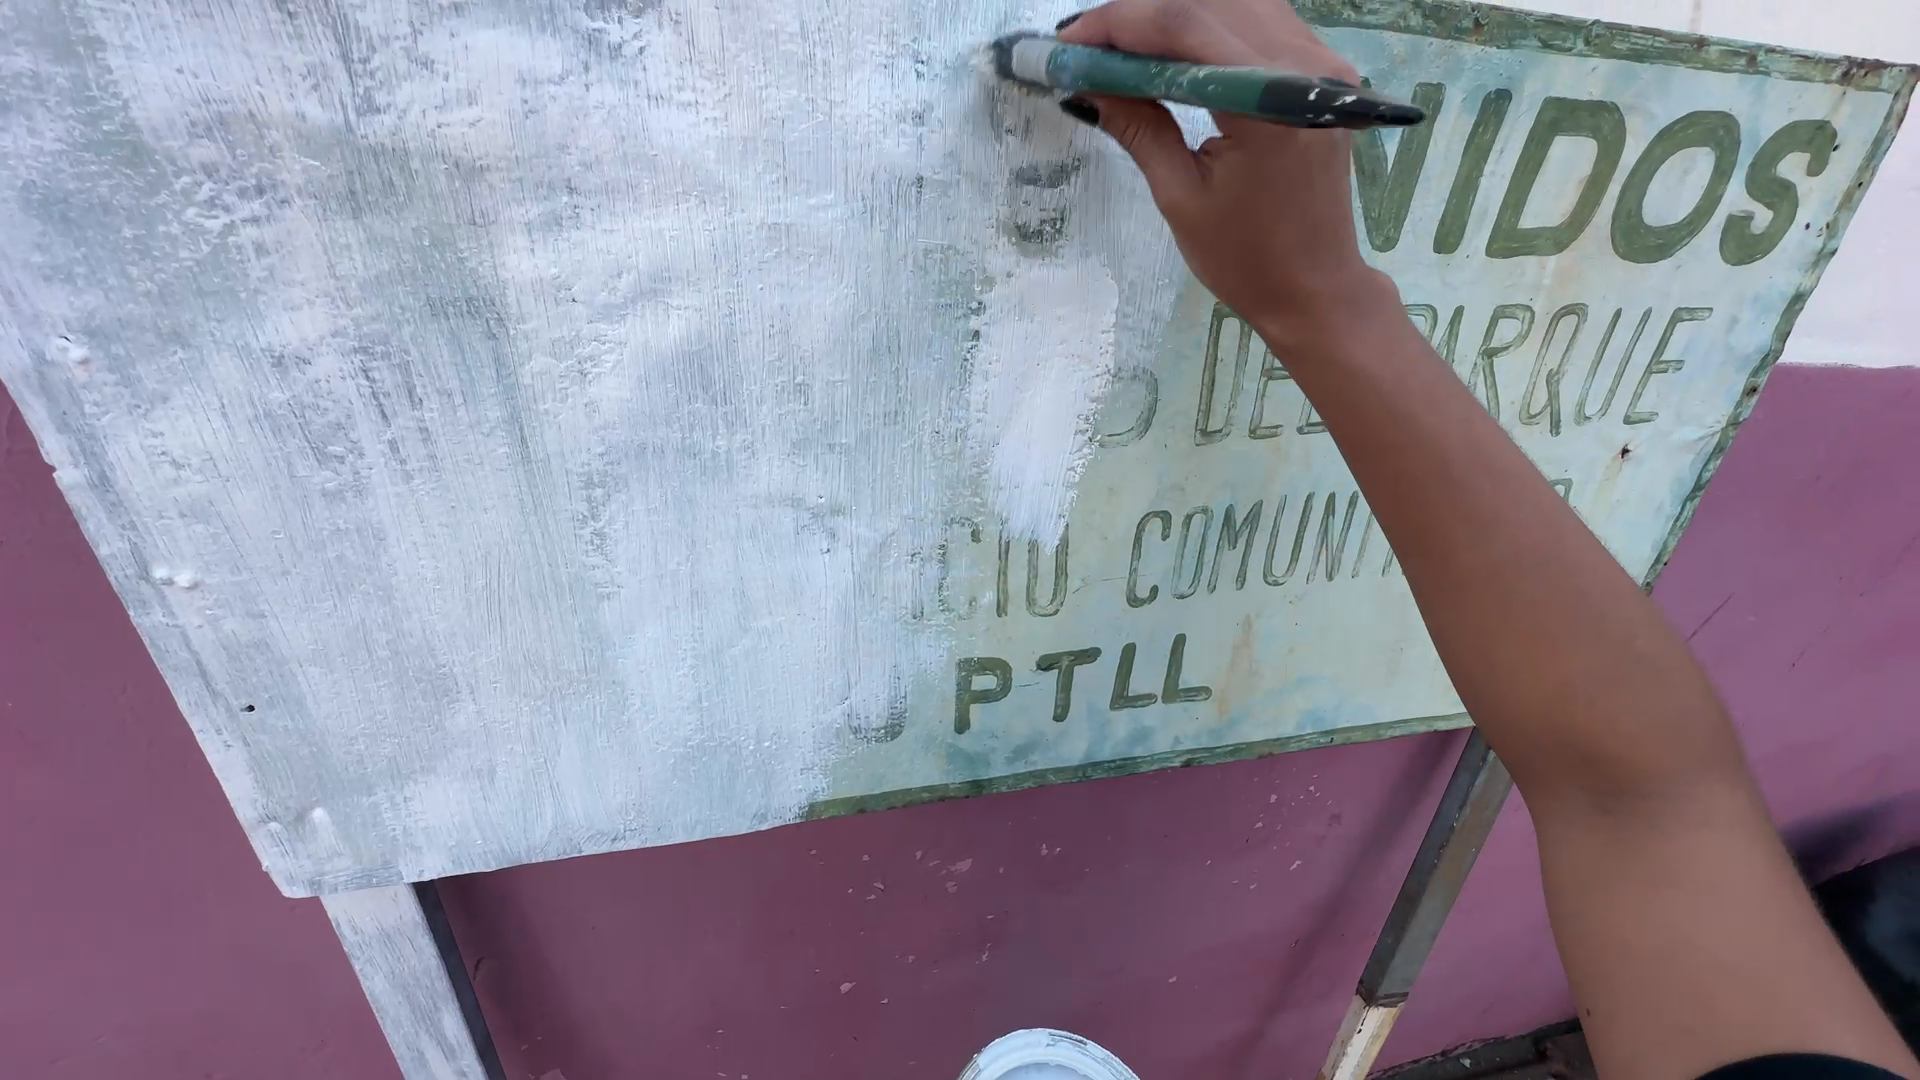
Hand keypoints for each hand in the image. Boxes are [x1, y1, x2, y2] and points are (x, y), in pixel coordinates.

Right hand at [1055, 0, 1387, 349]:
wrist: (1312, 287)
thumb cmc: (1243, 260)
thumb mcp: (1179, 198)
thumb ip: (1139, 129)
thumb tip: (1085, 87)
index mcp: (1269, 107)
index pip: (1185, 29)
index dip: (1119, 25)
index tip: (1067, 39)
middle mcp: (1306, 68)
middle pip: (1209, 5)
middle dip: (1138, 17)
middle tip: (1084, 41)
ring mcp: (1323, 64)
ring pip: (1236, 5)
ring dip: (1171, 17)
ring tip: (1118, 44)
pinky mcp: (1324, 73)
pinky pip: (1260, 24)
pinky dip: (1208, 27)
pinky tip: (1169, 46)